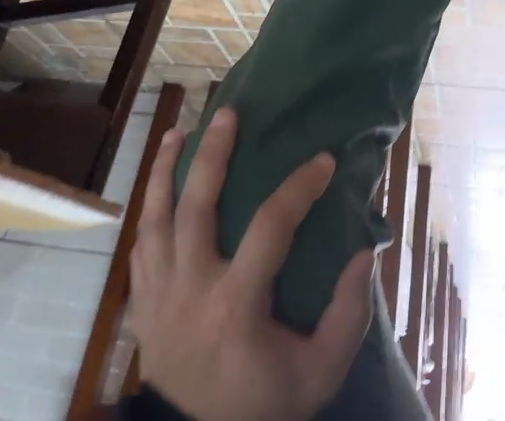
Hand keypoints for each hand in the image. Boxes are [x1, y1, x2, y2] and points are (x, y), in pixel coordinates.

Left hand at [128, 108, 374, 420]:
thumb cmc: (266, 405)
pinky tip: (158, 187)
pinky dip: (147, 211)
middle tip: (228, 113)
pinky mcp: (142, 305)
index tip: (324, 159)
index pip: (271, 229)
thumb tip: (365, 253)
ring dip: (163, 171)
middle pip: (194, 208)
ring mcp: (158, 296)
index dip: (299, 188)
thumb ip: (347, 314)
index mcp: (236, 306)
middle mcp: (190, 290)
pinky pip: (139, 246)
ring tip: (177, 131)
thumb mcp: (320, 372)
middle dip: (212, 154)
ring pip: (153, 218)